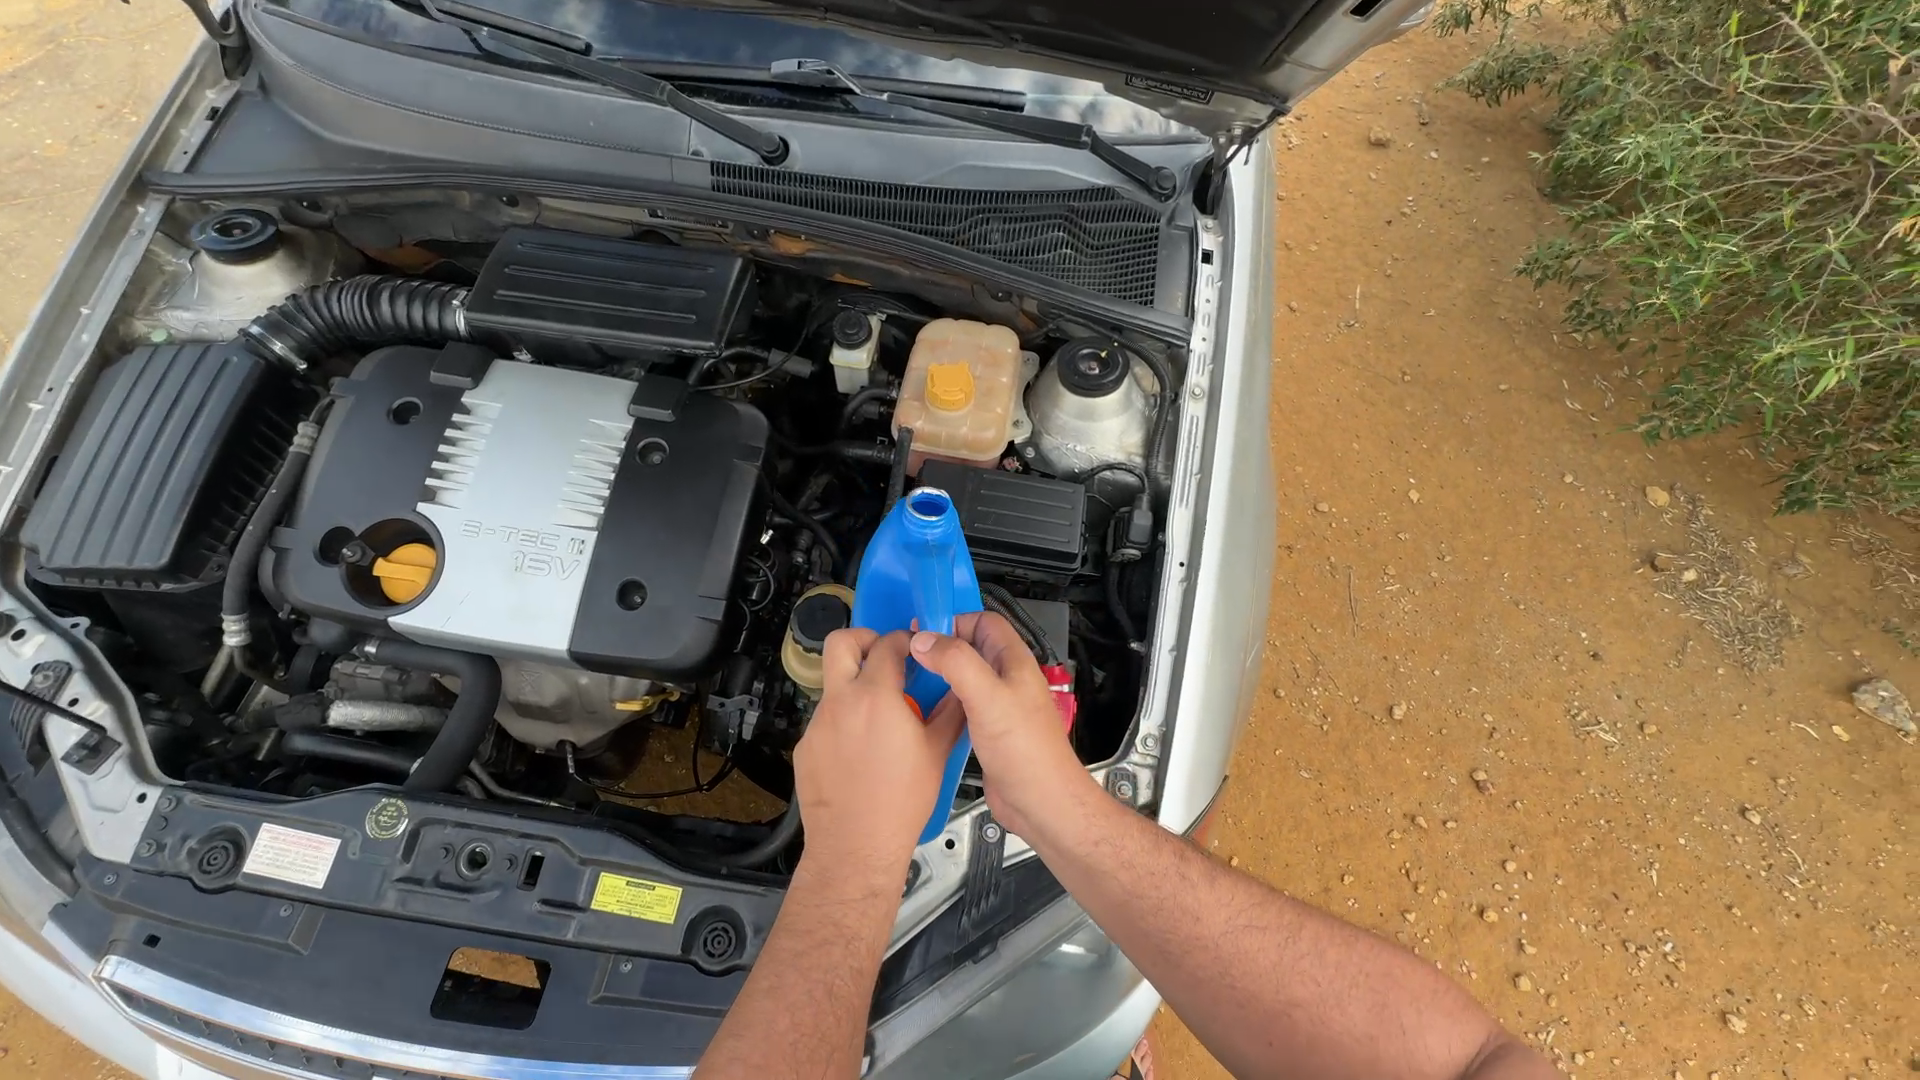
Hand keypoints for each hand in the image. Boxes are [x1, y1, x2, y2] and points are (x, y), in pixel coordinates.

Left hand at [796, 629, 964, 869]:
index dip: (904, 640)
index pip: (887, 644)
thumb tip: (959, 689)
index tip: (915, 649)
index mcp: (876, 697)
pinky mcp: (805, 746)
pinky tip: (862, 750)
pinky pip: (826, 719)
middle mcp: (841, 702)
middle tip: (883, 656)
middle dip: (863, 639)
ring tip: (879, 715)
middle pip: (841, 643)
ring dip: (855, 685)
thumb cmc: (900, 802)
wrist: (856, 847)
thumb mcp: (937, 752)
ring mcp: (818, 724)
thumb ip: (951, 712)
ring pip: (833, 684)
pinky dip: (844, 720)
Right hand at [910, 613, 1092, 839]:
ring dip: (941, 673)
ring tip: (912, 676)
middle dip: (942, 645)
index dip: (954, 620)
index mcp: (1014, 661)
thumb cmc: (1024, 750)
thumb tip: (922, 639)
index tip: (922, 630)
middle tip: (911, 653)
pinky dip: (944, 700)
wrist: (1041, 803)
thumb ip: (956, 663)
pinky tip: (926, 708)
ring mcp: (999, 705)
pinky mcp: (989, 730)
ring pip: (966, 676)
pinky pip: (963, 703)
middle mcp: (1008, 679)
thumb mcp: (987, 697)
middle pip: (972, 647)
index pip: (984, 621)